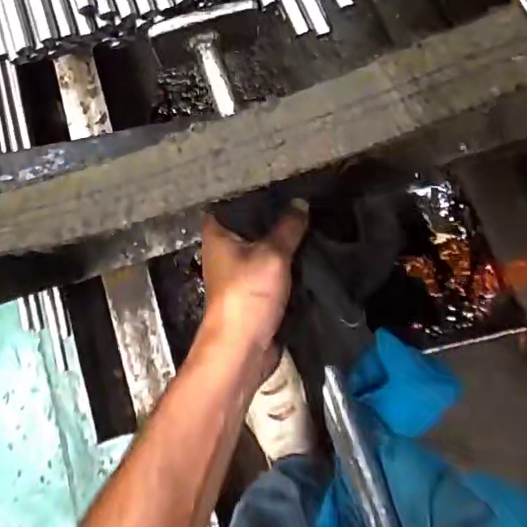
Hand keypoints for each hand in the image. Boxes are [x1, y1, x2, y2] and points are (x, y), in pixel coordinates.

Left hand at [197, 200, 308, 381]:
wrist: (241, 348)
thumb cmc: (248, 293)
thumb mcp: (273, 255)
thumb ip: (288, 227)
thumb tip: (300, 202)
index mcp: (217, 232)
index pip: (234, 200)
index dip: (256, 190)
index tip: (280, 178)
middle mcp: (223, 247)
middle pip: (252, 223)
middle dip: (275, 214)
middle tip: (302, 195)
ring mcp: (237, 269)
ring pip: (264, 245)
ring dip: (283, 239)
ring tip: (309, 216)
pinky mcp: (253, 288)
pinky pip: (271, 266)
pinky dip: (286, 260)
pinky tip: (307, 247)